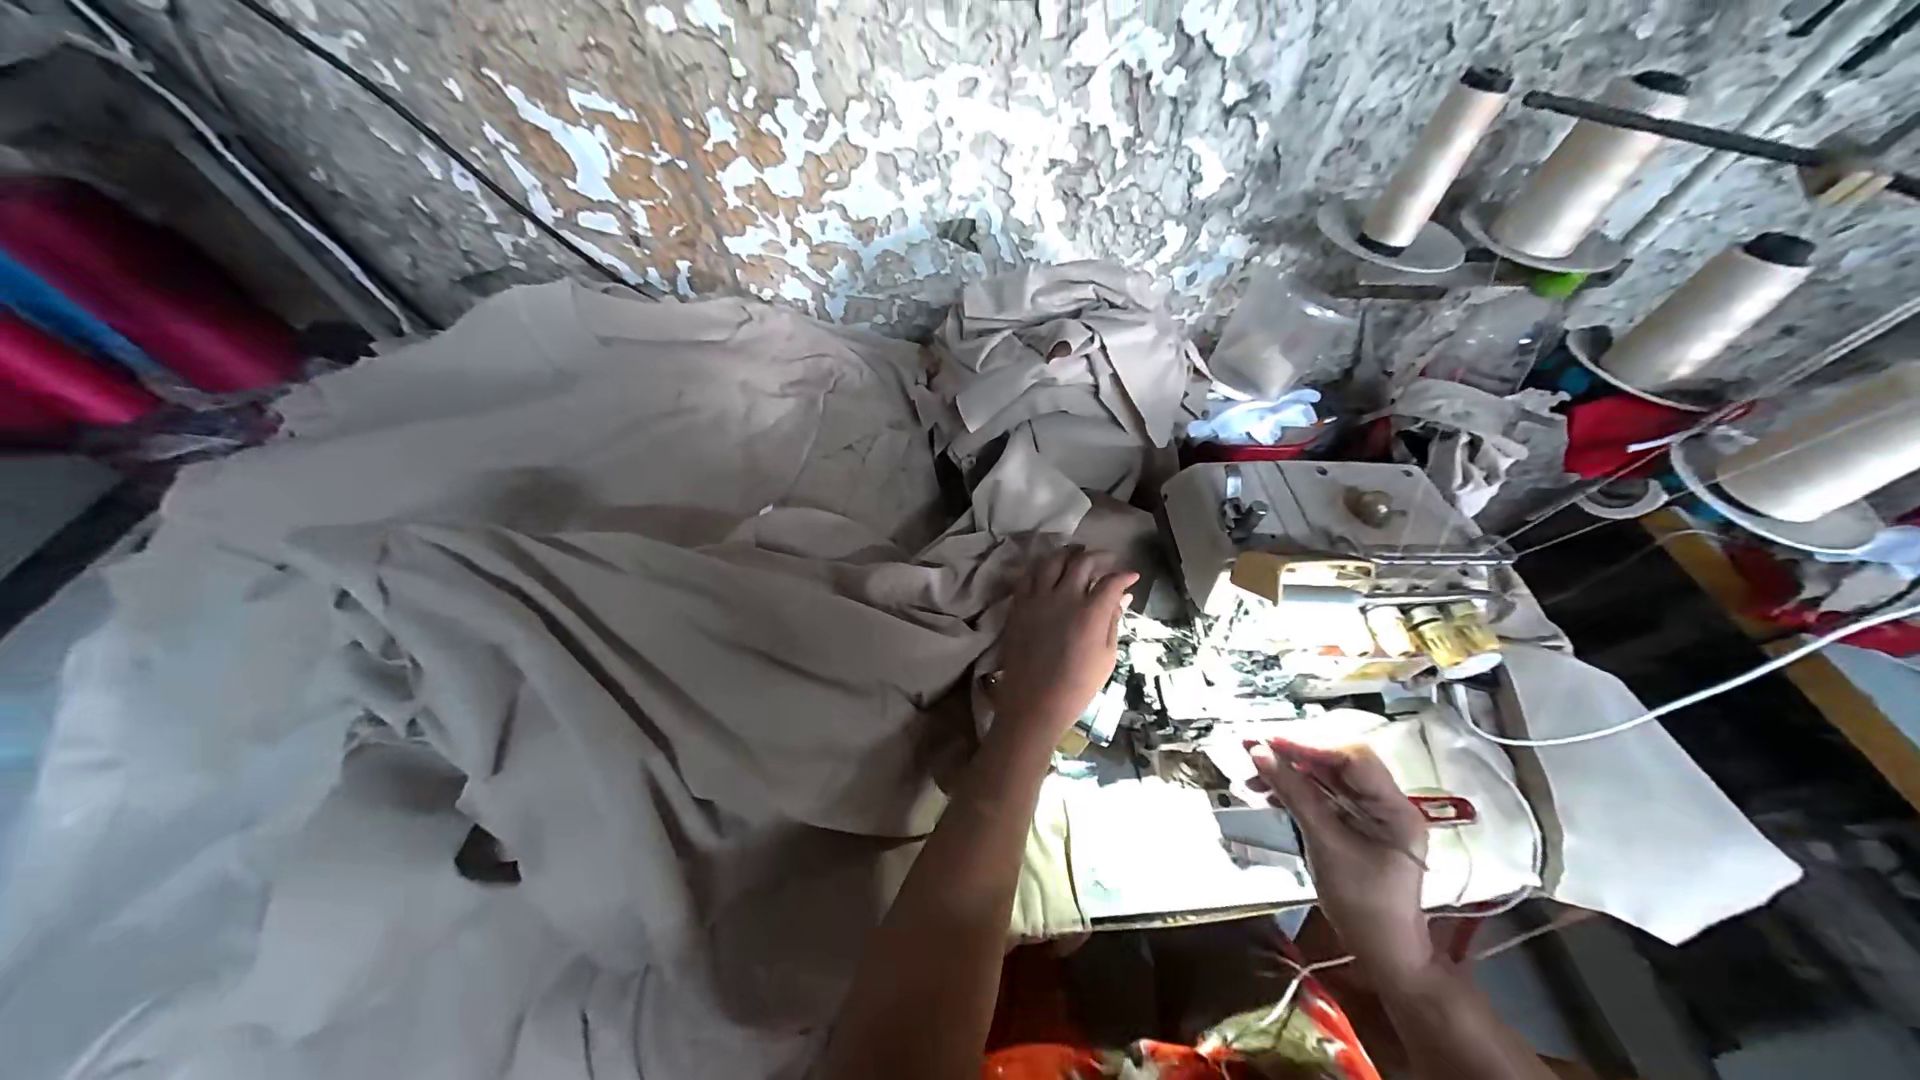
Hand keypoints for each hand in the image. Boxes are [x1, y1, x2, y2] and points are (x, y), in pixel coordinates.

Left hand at [990, 546, 1138, 738]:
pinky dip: (1041, 568)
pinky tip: (1048, 570)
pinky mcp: (1018, 606)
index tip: (1132, 575)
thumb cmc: (1077, 686)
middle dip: (1100, 556)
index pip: (1111, 581)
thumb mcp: (1106, 656)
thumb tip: (1120, 598)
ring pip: (1052, 562)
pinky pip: (1028, 577)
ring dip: (1068, 554)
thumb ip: (1112, 621)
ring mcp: (1037, 599)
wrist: (1034, 702)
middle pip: (1082, 562)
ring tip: (1077, 554)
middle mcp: (1063, 597)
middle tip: (1108, 559)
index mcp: (1090, 612)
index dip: (1125, 575)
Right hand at [1250, 740, 1434, 979]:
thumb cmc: (1362, 902)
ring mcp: (1371, 810)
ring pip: (1325, 774)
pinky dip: (1293, 787)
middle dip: (1293, 752)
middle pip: (1337, 759)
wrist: (1382, 950)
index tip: (1267, 741)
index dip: (1308, 744)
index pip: (1352, 757)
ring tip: (1252, 771)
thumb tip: (1259, 752)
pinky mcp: (1354, 820)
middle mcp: (1387, 800)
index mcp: (1395, 806)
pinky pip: (1321, 791)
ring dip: (1288, 769)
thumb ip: (1294, 794)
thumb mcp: (1324, 843)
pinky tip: (1268, 791)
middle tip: (1252, 746)